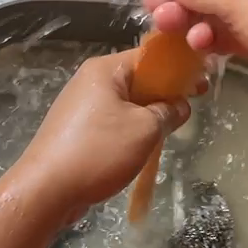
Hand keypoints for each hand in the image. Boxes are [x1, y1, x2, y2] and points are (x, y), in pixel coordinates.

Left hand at [5, 49, 190, 221]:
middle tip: (190, 109)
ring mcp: (79, 107)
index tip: (201, 84)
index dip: (178, 69)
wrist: (46, 190)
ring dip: (147, 115)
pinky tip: (140, 148)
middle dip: (163, 94)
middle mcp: (89, 81)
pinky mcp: (74, 131)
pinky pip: (110, 122)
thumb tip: (180, 105)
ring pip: (124, 104)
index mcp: (104, 70)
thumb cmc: (98, 152)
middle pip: (136, 79)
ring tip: (168, 132)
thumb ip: (168, 112)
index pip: (149, 57)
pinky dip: (129, 130)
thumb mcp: (145, 130)